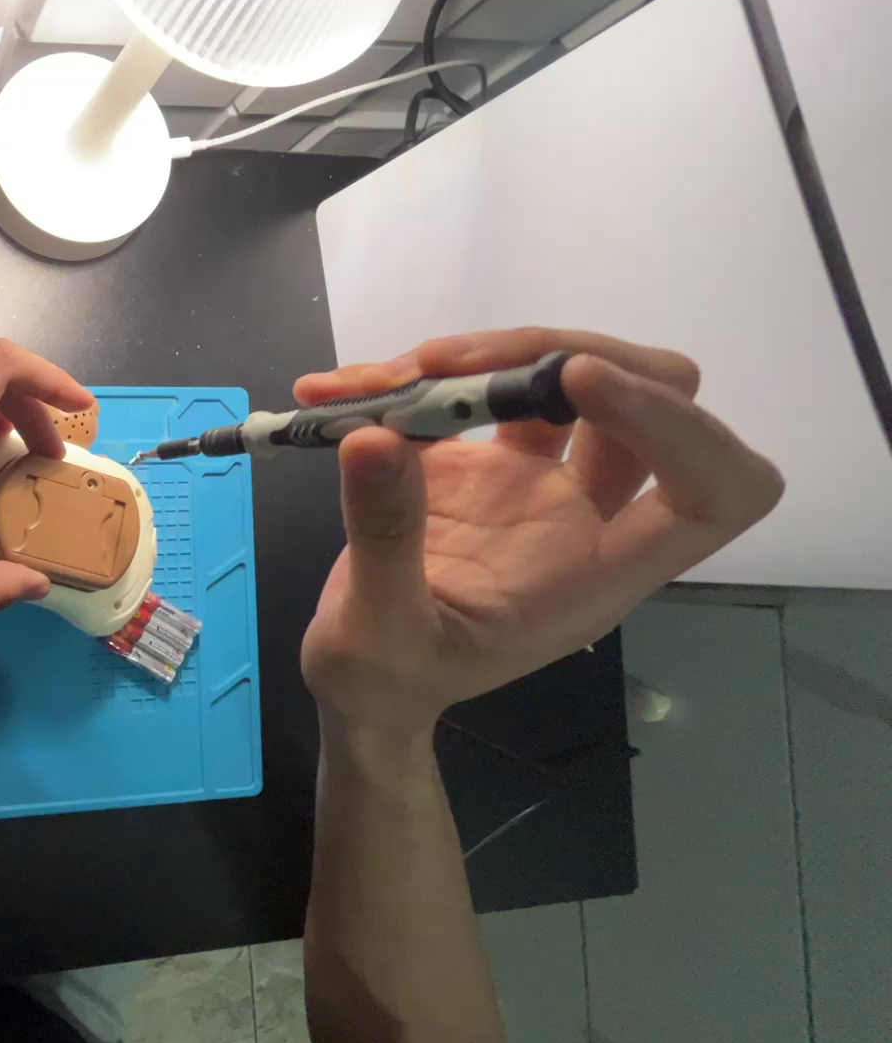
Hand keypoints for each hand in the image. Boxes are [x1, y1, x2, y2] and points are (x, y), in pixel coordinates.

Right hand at [298, 328, 782, 737]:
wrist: (356, 684)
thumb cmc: (384, 680)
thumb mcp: (381, 628)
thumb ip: (384, 539)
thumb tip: (371, 436)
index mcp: (594, 570)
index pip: (709, 488)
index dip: (670, 421)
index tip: (571, 380)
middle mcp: (576, 515)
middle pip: (641, 400)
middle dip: (550, 358)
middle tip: (446, 363)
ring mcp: (520, 487)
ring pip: (549, 386)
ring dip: (470, 362)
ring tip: (372, 380)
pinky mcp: (460, 473)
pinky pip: (453, 405)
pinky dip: (397, 388)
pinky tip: (332, 391)